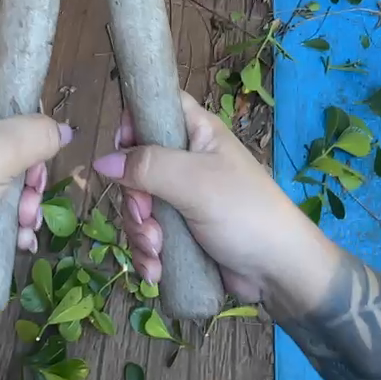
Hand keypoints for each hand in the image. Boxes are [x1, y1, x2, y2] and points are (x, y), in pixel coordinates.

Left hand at [0, 52, 70, 272]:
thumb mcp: (7, 147)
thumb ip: (42, 133)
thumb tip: (63, 131)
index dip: (15, 68)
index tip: (41, 90)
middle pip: (14, 125)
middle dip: (35, 160)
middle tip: (36, 181)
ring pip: (11, 166)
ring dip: (27, 195)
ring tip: (26, 218)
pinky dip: (13, 214)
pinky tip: (21, 235)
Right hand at [93, 92, 329, 303]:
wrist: (279, 273)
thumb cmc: (244, 211)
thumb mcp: (195, 182)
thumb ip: (147, 166)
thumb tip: (101, 161)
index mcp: (196, 132)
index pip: (154, 107)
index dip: (132, 122)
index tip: (122, 150)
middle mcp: (186, 159)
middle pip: (136, 163)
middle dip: (134, 198)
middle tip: (147, 217)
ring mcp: (182, 196)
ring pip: (138, 203)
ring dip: (140, 231)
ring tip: (157, 253)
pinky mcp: (181, 230)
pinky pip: (148, 233)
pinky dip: (147, 252)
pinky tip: (156, 271)